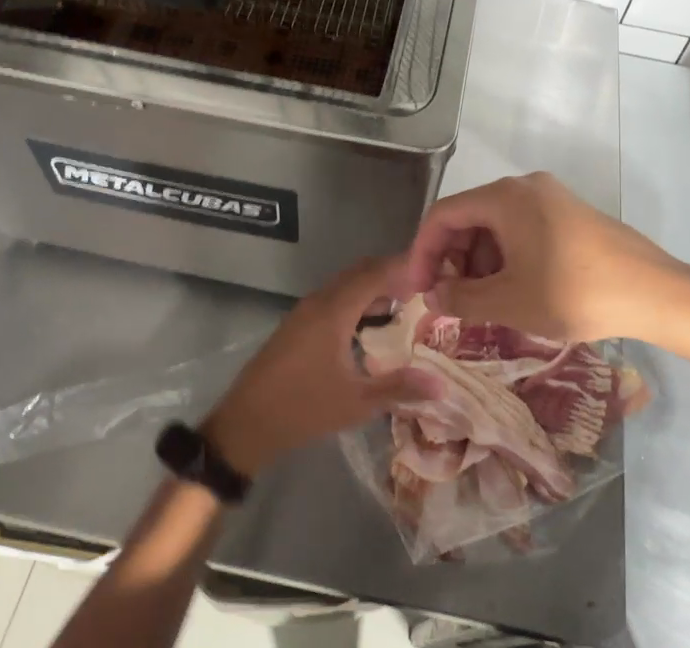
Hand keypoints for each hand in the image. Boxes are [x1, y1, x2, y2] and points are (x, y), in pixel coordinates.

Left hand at [202, 256, 439, 477]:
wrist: (247, 422)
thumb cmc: (303, 409)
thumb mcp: (357, 402)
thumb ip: (400, 388)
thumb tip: (442, 384)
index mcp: (334, 311)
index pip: (375, 273)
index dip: (404, 266)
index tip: (434, 268)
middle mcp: (319, 302)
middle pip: (360, 273)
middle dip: (392, 274)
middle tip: (426, 285)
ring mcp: (305, 312)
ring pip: (345, 286)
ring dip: (374, 288)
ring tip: (407, 303)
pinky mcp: (298, 325)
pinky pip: (334, 299)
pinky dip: (357, 301)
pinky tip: (374, 325)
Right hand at [396, 172, 689, 343]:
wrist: (654, 293)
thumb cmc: (574, 293)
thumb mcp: (508, 302)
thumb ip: (460, 298)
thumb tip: (433, 295)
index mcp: (505, 197)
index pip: (443, 215)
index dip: (422, 253)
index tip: (420, 291)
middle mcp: (525, 187)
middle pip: (470, 218)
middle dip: (453, 260)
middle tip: (452, 301)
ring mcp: (552, 199)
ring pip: (496, 227)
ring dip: (480, 264)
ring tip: (485, 304)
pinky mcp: (570, 216)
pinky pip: (522, 231)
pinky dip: (507, 259)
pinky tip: (515, 293)